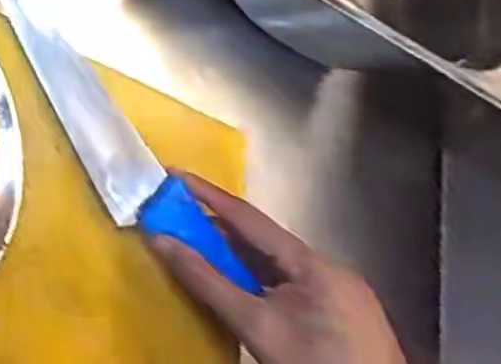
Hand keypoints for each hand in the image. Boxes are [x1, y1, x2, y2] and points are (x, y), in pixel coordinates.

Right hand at [148, 172, 406, 363]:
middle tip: (174, 218)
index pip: (249, 217)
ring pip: (273, 263)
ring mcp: (341, 296)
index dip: (206, 193)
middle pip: (261, 240)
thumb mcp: (255, 326)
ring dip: (233, 256)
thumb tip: (157, 238)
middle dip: (215, 229)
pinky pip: (286, 283)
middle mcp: (332, 272)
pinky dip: (254, 278)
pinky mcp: (342, 318)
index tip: (171, 173)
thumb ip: (204, 279)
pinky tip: (231, 284)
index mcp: (316, 266)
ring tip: (193, 248)